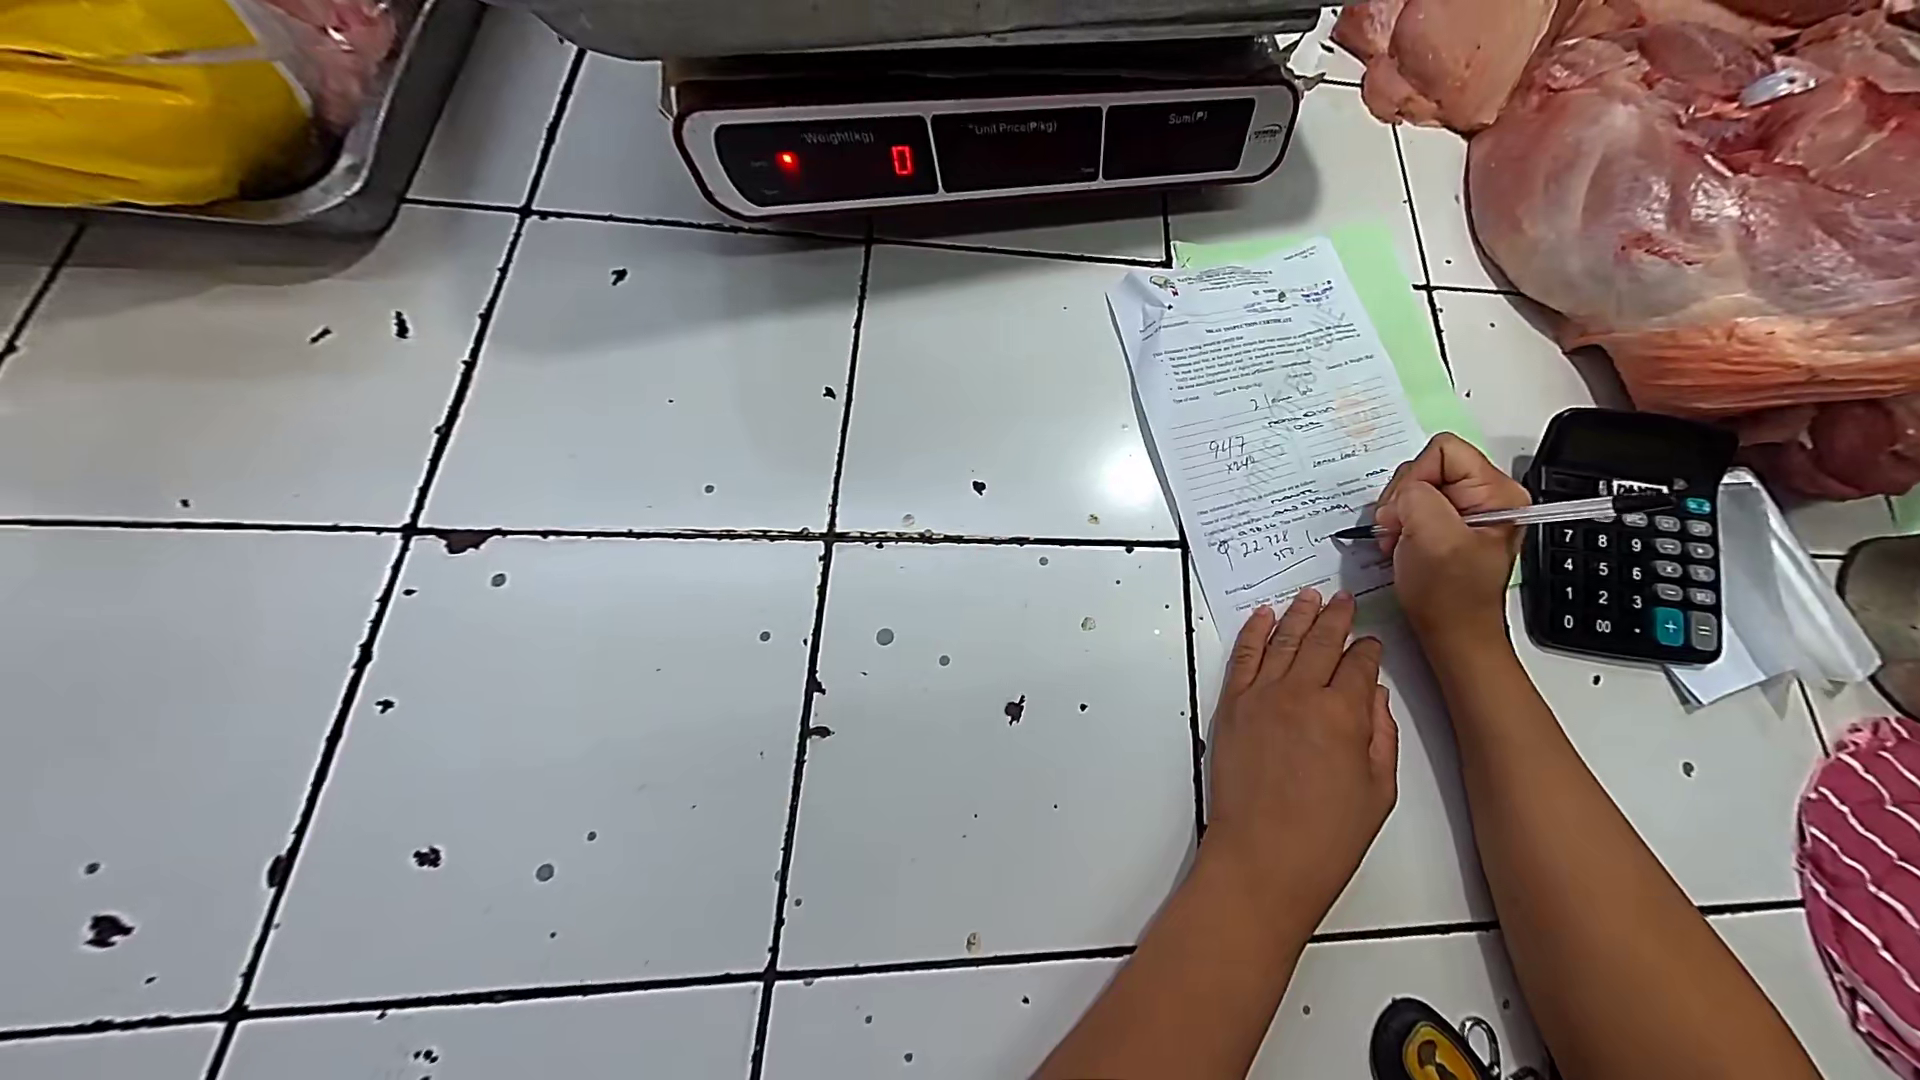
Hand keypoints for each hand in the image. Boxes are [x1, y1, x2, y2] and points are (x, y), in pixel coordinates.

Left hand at [1204, 589, 1398, 923]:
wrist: (1262, 855)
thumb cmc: (1325, 835)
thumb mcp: (1377, 790)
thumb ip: (1379, 734)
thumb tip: (1373, 694)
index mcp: (1342, 714)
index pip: (1358, 666)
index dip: (1367, 650)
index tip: (1371, 641)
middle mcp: (1299, 695)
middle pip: (1320, 642)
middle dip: (1335, 618)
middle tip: (1343, 600)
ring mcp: (1260, 697)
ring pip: (1282, 641)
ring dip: (1297, 615)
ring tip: (1309, 596)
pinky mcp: (1231, 705)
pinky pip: (1243, 658)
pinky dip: (1253, 633)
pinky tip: (1263, 617)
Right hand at [1374, 434, 1530, 643]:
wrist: (1451, 631)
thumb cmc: (1447, 592)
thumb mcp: (1433, 537)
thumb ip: (1417, 496)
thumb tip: (1404, 490)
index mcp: (1495, 492)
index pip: (1442, 450)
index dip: (1415, 477)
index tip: (1410, 513)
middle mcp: (1482, 495)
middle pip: (1424, 466)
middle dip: (1402, 498)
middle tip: (1402, 530)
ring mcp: (1462, 510)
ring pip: (1411, 486)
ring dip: (1395, 513)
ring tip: (1402, 540)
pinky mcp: (1443, 524)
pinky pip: (1409, 505)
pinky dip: (1396, 523)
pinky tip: (1401, 543)